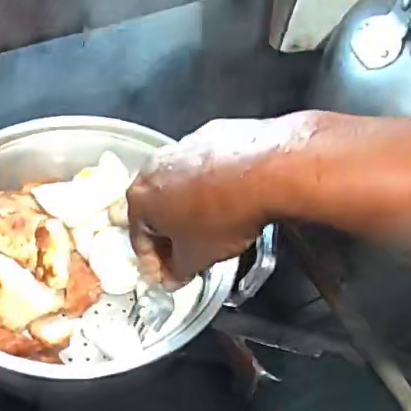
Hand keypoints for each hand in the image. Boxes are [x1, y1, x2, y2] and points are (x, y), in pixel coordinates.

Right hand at [126, 113, 321, 285]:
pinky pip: (206, 168)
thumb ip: (179, 271)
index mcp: (139, 199)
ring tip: (216, 225)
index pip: (139, 240)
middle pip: (157, 210)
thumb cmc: (225, 213)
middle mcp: (153, 169)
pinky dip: (214, 184)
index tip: (168, 274)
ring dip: (191, 207)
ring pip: (180, 187)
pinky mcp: (211, 136)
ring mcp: (182, 149)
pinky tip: (232, 199)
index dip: (154, 263)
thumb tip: (177, 274)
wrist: (271, 171)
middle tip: (189, 253)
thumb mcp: (198, 257)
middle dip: (171, 233)